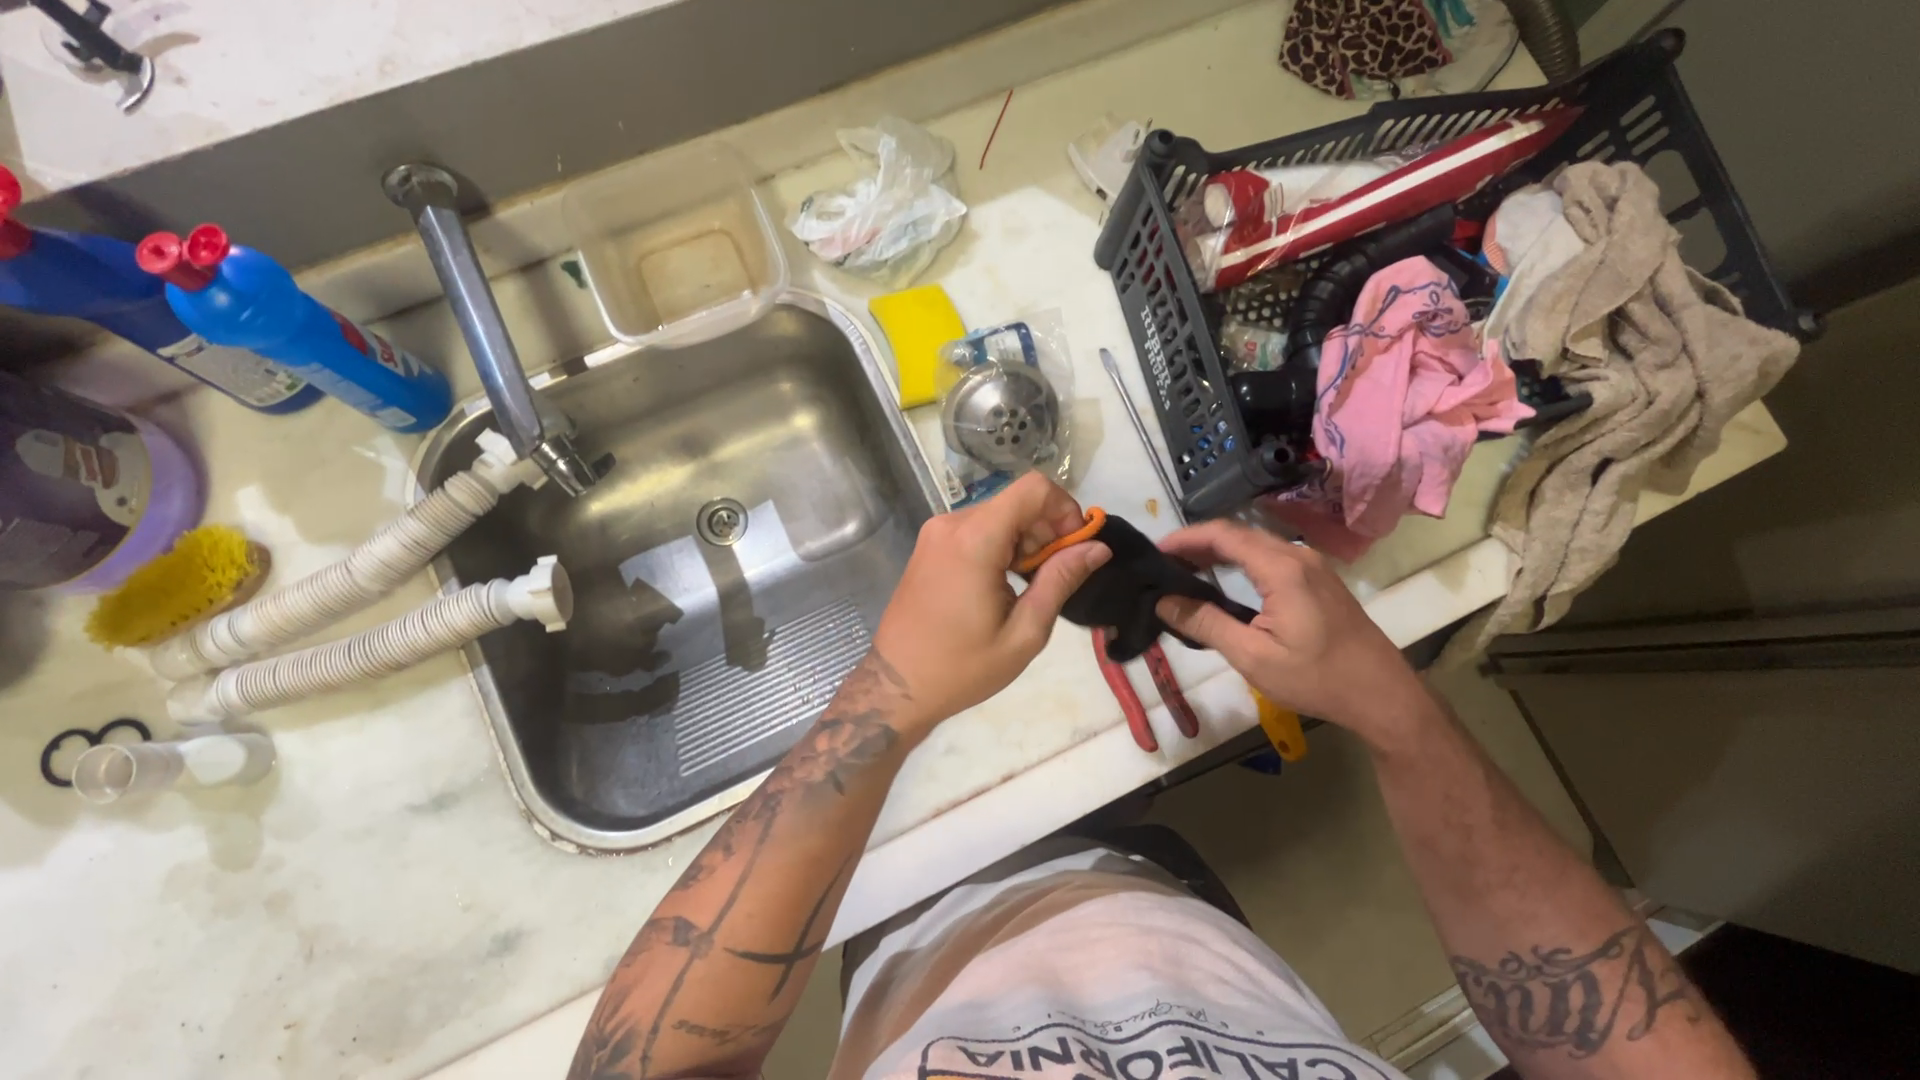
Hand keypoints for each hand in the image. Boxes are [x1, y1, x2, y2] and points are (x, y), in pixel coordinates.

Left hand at [871, 472, 1110, 734]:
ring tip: (1026, 586)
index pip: (1034, 489)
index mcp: (974, 540)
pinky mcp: (929, 545)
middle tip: (1052, 577)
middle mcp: (951, 524)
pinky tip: (1001, 584)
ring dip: (1024, 539)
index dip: (1064, 509)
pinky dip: (1000, 545)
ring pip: (999, 514)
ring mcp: (935, 532)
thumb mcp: (1024, 632)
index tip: (1073, 548)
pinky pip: (977, 527)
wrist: (898, 684)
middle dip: (1046, 530)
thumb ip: (1061, 581)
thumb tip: (1097, 547)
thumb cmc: (963, 667)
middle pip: (1017, 501)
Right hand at [1153, 520, 1428, 740]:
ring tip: (1183, 571)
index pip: (1222, 535)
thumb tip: (1163, 602)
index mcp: (1281, 568)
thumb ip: (1205, 624)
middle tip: (1162, 564)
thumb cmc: (1316, 678)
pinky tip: (1221, 581)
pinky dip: (1238, 561)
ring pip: (1254, 544)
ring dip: (1217, 552)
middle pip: (1237, 534)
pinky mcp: (1318, 579)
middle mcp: (1297, 555)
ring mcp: (1312, 565)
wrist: (1382, 695)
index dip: (1184, 538)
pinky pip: (1269, 557)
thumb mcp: (1253, 656)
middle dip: (1196, 544)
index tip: (1154, 552)